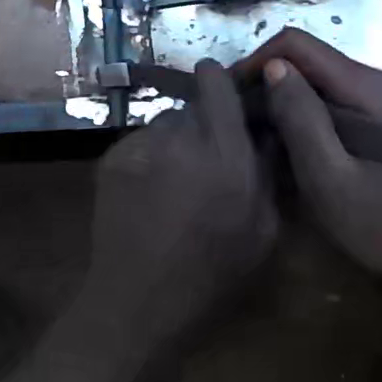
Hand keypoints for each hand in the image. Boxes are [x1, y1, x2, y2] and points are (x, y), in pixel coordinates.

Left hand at [73, 60, 276, 359]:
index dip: (219, 80)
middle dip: (202, 122)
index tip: (223, 87)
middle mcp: (180, 139)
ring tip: (175, 182)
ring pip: (163, 125)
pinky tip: (149, 192)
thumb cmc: (212, 275)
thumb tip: (266, 132)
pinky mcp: (112, 157)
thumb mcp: (265, 231)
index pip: (217, 85)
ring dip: (174, 141)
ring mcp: (140, 146)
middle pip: (191, 106)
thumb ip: (269, 172)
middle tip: (206, 155)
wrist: (138, 300)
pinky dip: (149, 157)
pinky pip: (139, 143)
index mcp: (226, 156)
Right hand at [237, 28, 381, 285]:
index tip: (230, 100)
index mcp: (365, 87)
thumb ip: (301, 120)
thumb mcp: (332, 180)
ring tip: (253, 137)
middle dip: (262, 84)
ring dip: (276, 101)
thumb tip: (270, 68)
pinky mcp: (378, 119)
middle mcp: (374, 81)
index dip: (254, 63)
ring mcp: (378, 99)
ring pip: (310, 80)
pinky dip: (297, 115)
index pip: (294, 44)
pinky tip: (284, 148)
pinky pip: (325, 100)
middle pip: (301, 59)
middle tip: (235, 123)